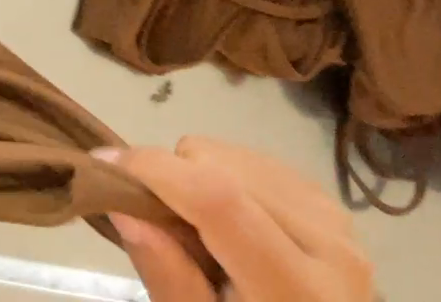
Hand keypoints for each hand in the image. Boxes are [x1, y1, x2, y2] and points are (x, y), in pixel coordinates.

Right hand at [97, 137, 373, 301]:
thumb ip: (167, 275)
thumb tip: (122, 207)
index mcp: (298, 291)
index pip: (219, 201)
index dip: (155, 170)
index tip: (105, 162)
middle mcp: (329, 244)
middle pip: (220, 166)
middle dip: (171, 178)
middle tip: (162, 225)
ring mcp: (335, 219)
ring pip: (231, 153)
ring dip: (197, 176)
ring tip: (204, 232)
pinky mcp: (329, 202)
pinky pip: (252, 159)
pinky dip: (224, 177)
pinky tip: (232, 223)